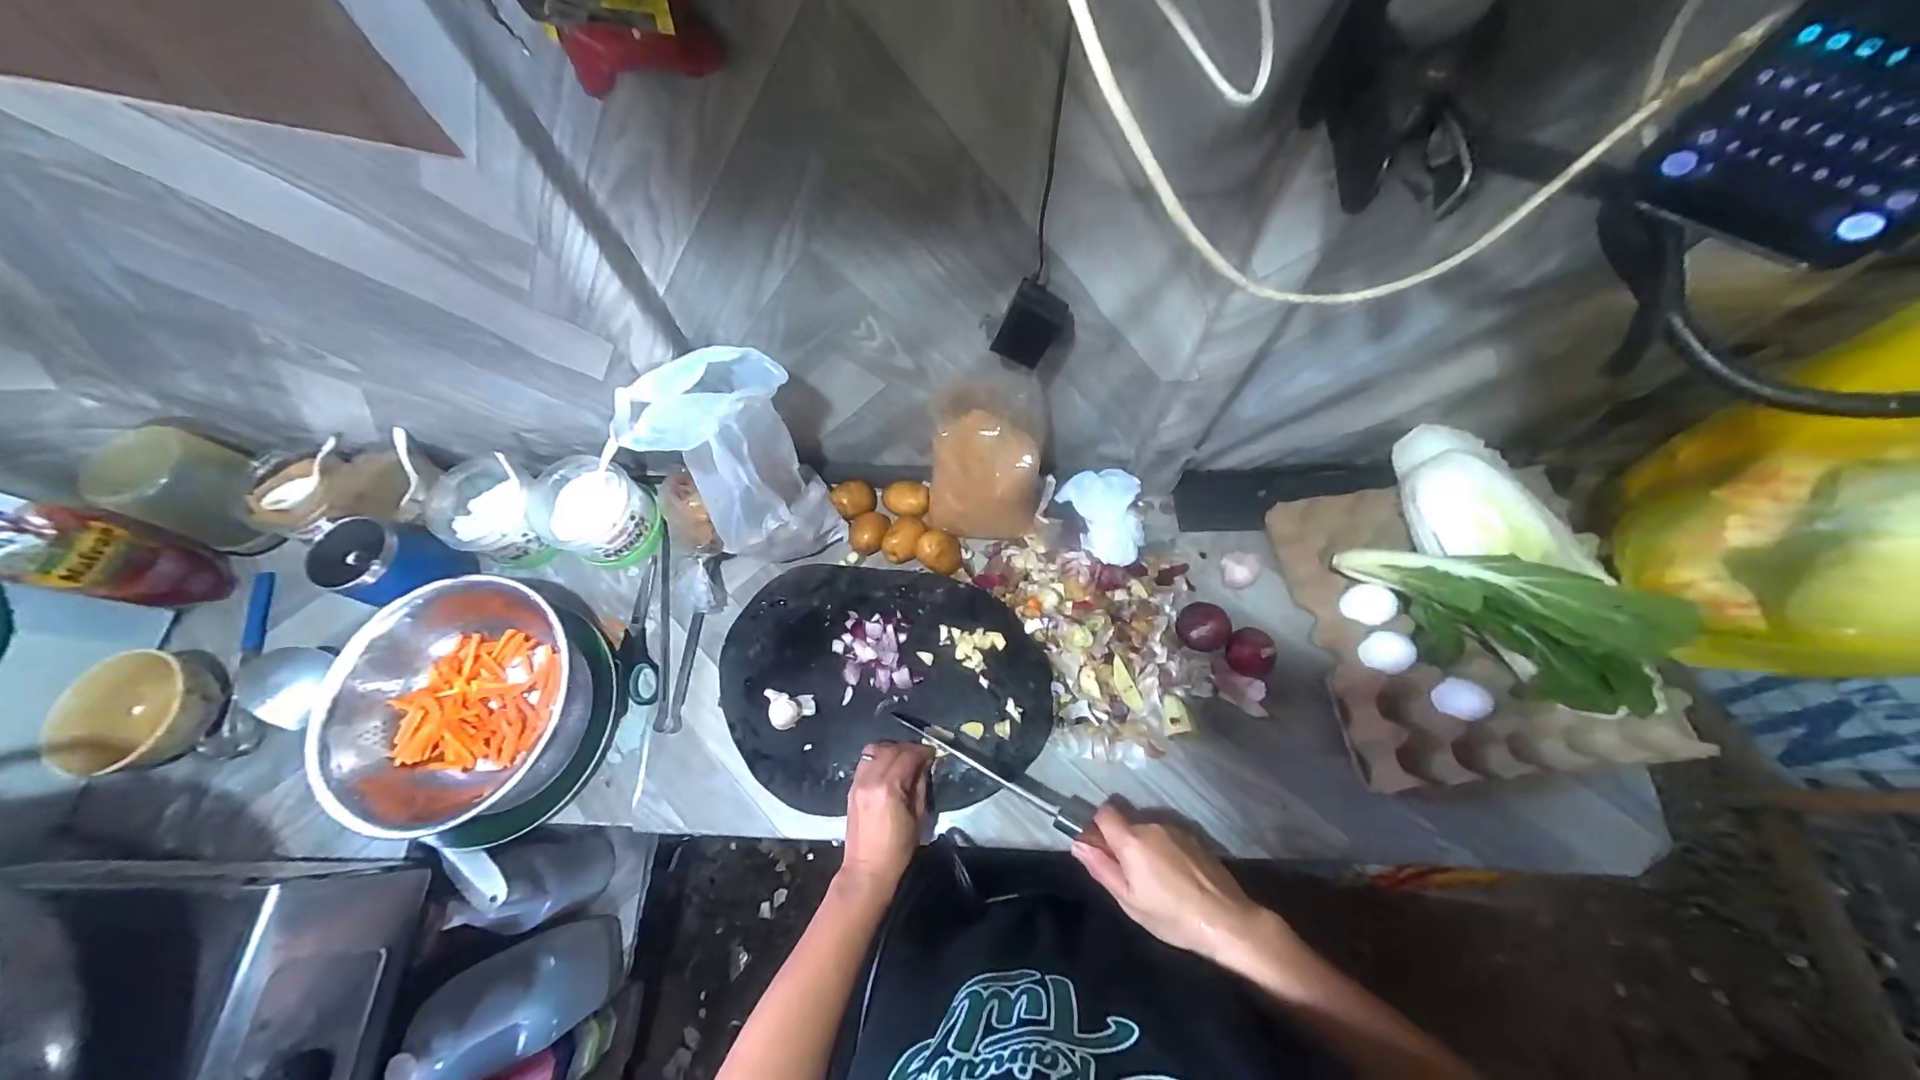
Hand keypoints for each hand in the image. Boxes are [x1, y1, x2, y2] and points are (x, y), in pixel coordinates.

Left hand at [839, 740, 933, 895]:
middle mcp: (870, 779)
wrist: (866, 870)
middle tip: (921, 755)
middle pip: (890, 748)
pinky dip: (879, 758)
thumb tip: (924, 766)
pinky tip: (889, 768)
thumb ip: (920, 786)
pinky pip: (866, 761)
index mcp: (889, 787)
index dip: (922, 751)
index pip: (907, 755)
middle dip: (908, 747)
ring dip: (891, 749)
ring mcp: (858, 782)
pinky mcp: (851, 787)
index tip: (933, 753)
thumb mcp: (919, 817)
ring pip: (874, 750)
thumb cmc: (898, 849)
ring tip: (904, 759)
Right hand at [1072, 802, 1278, 962]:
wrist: (1228, 921)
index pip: (1104, 812)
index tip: (1099, 849)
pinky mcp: (1194, 838)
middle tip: (1129, 875)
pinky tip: (1176, 878)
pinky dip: (1164, 851)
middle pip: (1126, 823)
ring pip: (1147, 831)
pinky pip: (1168, 837)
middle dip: (1121, 842)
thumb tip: (1078, 844)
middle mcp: (1152, 825)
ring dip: (1144, 847)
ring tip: (1157, 881)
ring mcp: (1176, 829)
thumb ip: (1101, 869)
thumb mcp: (1129, 901)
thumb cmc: (1172, 916)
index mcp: (1132, 840)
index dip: (1097, 827)